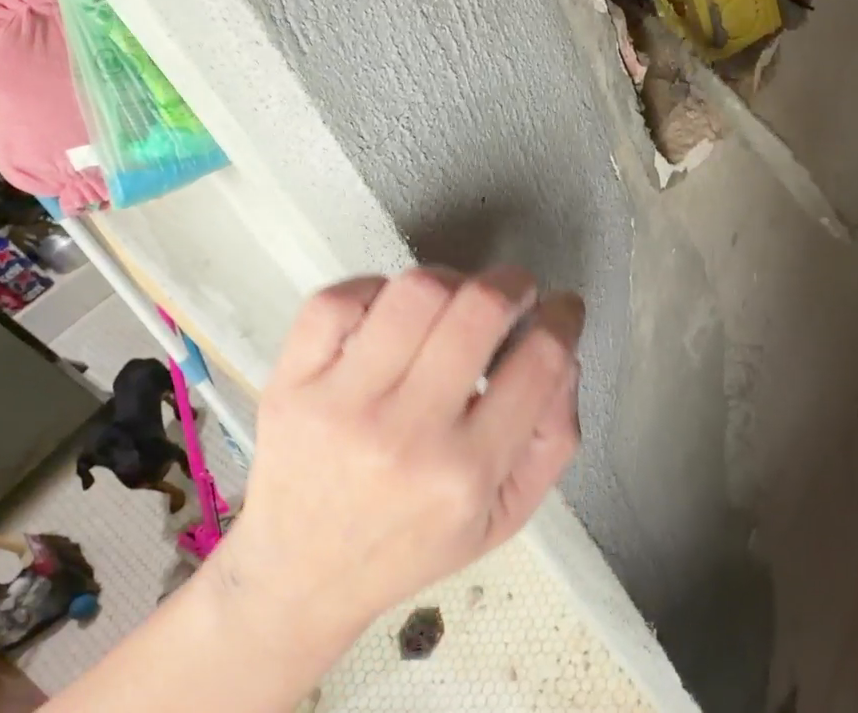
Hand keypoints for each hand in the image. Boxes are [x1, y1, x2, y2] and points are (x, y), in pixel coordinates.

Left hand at [205, 266, 582, 660]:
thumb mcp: (507, 514)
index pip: (539, 361)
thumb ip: (553, 437)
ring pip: (415, 292)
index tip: (563, 308)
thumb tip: (565, 353)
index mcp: (468, 473)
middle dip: (512, 284)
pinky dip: (377, 288)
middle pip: (479, 310)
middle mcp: (407, 435)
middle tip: (514, 293)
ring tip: (454, 302)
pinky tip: (392, 314)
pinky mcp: (291, 383)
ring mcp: (342, 405)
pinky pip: (340, 298)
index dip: (563, 318)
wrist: (302, 577)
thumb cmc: (415, 544)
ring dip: (450, 281)